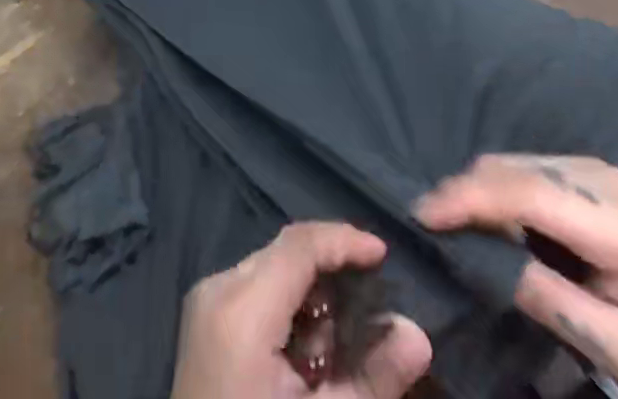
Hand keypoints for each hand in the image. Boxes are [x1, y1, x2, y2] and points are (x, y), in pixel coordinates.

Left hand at [171, 223, 432, 398]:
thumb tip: (415, 332)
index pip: (296, 246)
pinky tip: (306, 357)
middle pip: (282, 255)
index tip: (385, 252)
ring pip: (269, 271)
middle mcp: (217, 288)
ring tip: (334, 355)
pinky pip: (252, 291)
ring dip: (309, 298)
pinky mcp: (202, 318)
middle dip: (330, 275)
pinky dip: (286, 310)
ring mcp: (204, 301)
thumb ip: (373, 376)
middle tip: (373, 314)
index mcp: (242, 308)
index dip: (342, 241)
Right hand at [417, 156, 617, 398]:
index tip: (421, 218)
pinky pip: (528, 169)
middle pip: (512, 167)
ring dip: (477, 189)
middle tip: (432, 229)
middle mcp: (614, 184)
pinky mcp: (601, 182)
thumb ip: (556, 303)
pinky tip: (493, 219)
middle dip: (462, 191)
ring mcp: (608, 177)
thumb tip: (476, 257)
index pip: (525, 191)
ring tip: (456, 226)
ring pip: (514, 162)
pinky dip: (498, 188)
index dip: (464, 198)